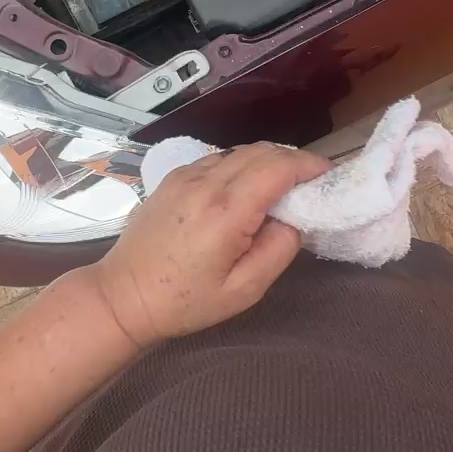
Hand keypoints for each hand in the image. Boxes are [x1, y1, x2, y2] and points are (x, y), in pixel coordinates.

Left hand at [83, 143, 330, 349]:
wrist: (123, 295)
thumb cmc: (186, 301)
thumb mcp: (244, 290)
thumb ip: (278, 249)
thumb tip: (295, 219)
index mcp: (227, 210)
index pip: (278, 167)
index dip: (308, 164)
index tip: (328, 174)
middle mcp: (206, 182)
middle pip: (262, 151)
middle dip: (292, 160)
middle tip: (310, 182)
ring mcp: (186, 175)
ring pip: (239, 151)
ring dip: (266, 160)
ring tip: (280, 186)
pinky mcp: (173, 177)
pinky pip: (217, 159)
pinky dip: (240, 164)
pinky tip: (243, 189)